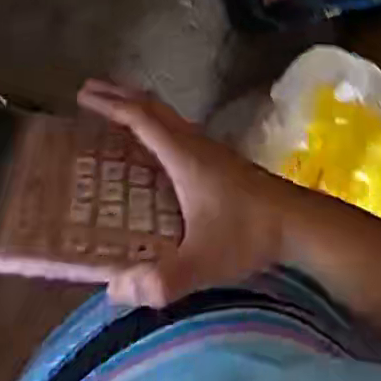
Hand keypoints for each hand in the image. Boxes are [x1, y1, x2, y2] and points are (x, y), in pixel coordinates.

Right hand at [78, 80, 304, 307]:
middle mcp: (194, 142)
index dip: (111, 105)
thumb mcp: (204, 261)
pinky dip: (154, 121)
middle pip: (151, 106)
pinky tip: (153, 141)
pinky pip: (176, 126)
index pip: (141, 119)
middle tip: (90, 91)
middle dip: (119, 94)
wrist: (297, 222)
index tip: (83, 95)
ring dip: (138, 105)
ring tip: (115, 107)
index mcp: (184, 155)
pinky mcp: (218, 158)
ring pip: (166, 113)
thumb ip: (163, 279)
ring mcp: (208, 147)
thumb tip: (113, 290)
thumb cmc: (248, 234)